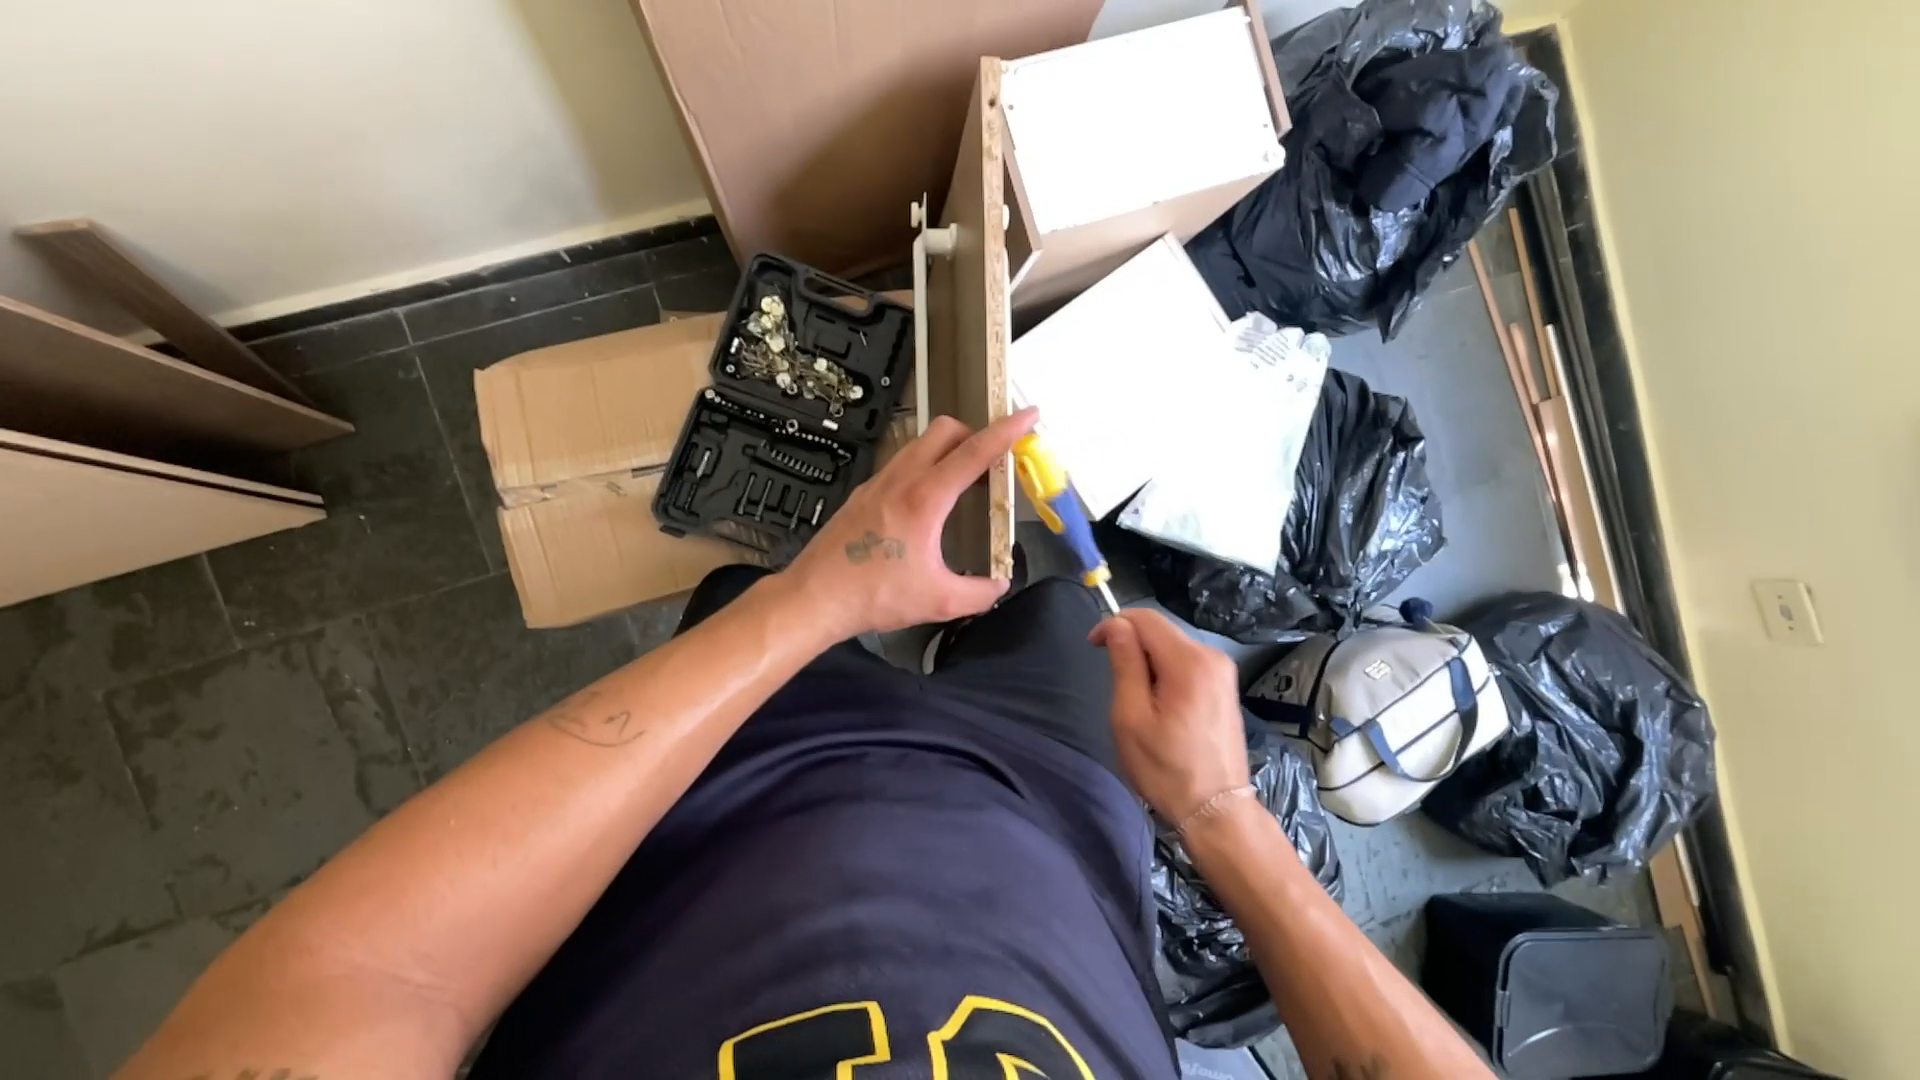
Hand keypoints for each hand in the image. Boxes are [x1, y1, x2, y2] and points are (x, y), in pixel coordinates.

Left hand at [783, 407, 1038, 637]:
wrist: (815, 598)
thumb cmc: (871, 595)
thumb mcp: (939, 601)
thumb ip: (980, 592)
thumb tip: (998, 585)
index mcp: (924, 498)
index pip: (974, 452)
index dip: (1007, 431)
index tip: (1028, 415)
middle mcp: (899, 481)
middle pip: (944, 430)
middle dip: (975, 433)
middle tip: (992, 459)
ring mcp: (877, 484)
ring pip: (919, 444)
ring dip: (947, 451)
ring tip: (963, 483)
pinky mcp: (862, 495)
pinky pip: (900, 465)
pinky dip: (923, 468)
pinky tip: (927, 504)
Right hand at [1091, 609, 1251, 823]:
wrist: (1216, 811)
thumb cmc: (1166, 769)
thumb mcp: (1131, 716)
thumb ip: (1124, 663)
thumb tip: (1116, 625)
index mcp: (1189, 662)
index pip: (1145, 618)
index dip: (1114, 624)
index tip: (1093, 647)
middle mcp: (1212, 657)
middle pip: (1160, 631)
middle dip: (1132, 647)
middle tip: (1116, 685)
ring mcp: (1223, 672)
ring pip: (1172, 647)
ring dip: (1148, 663)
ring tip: (1137, 702)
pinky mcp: (1224, 687)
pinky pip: (1186, 664)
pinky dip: (1165, 674)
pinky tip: (1160, 707)